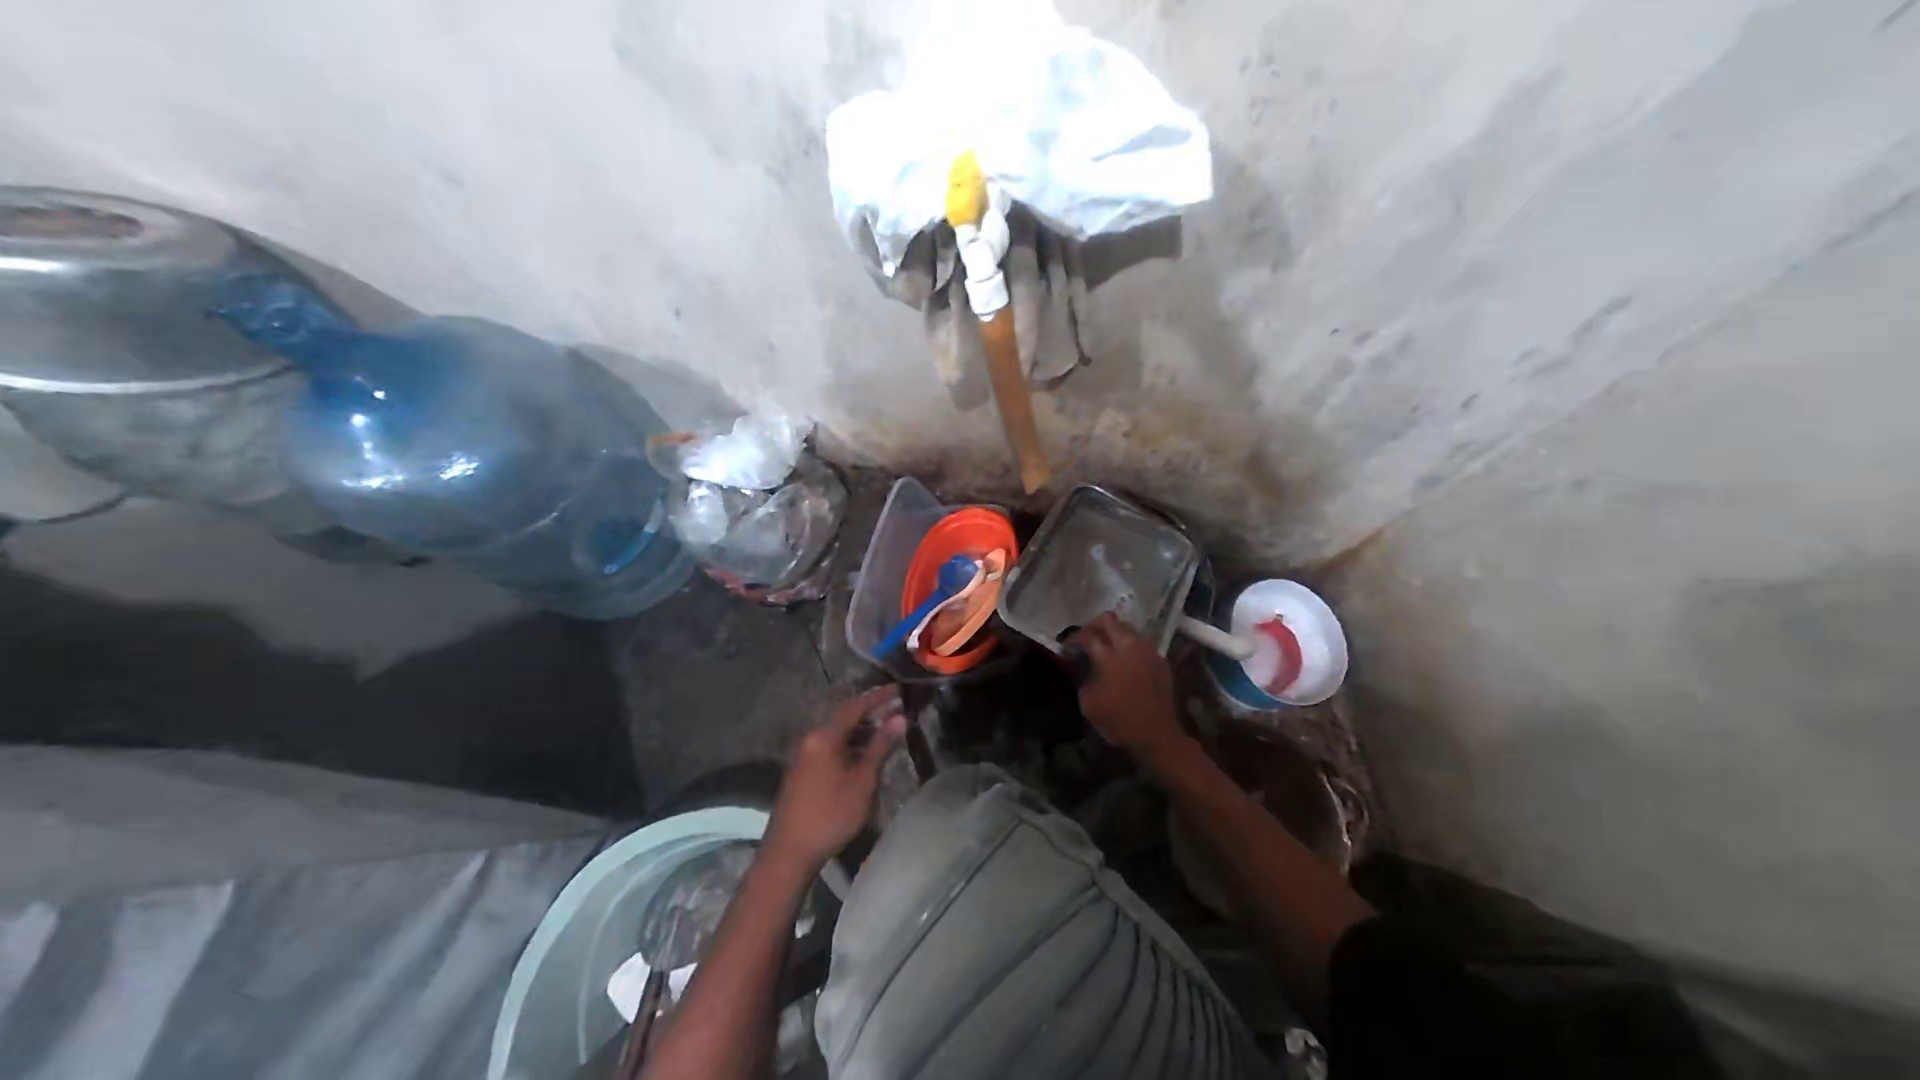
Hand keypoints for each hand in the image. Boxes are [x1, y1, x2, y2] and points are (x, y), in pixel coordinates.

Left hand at [764, 685, 907, 871]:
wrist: (790, 851)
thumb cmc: (831, 813)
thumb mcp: (862, 780)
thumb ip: (880, 746)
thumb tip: (899, 718)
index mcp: (825, 737)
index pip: (855, 707)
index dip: (878, 697)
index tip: (899, 689)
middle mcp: (811, 740)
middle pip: (844, 718)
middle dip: (870, 711)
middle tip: (896, 706)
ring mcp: (804, 756)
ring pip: (838, 734)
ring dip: (861, 730)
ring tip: (886, 728)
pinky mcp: (803, 772)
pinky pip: (830, 747)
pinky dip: (850, 744)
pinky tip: (864, 753)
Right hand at [1069, 613, 1187, 759]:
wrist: (1157, 736)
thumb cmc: (1119, 721)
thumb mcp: (1088, 702)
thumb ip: (1083, 677)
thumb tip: (1083, 664)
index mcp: (1110, 657)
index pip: (1087, 635)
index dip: (1073, 639)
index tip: (1066, 648)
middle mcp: (1130, 647)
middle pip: (1109, 620)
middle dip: (1093, 626)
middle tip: (1086, 640)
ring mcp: (1149, 652)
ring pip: (1128, 629)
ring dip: (1113, 635)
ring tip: (1105, 651)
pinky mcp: (1161, 661)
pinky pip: (1141, 645)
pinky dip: (1128, 648)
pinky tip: (1124, 665)